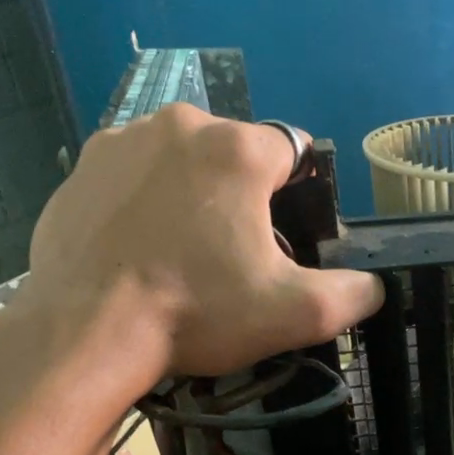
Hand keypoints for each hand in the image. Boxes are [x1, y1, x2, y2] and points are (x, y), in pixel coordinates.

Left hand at [24, 103, 381, 383]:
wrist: (86, 330)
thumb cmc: (198, 311)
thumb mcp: (299, 313)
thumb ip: (356, 294)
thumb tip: (373, 285)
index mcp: (237, 148)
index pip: (293, 150)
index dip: (300, 196)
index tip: (286, 241)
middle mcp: (180, 124)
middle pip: (236, 155)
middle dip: (245, 197)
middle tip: (235, 259)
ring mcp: (121, 141)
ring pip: (184, 163)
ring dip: (196, 196)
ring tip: (186, 257)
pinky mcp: (81, 169)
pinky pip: (135, 178)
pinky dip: (148, 205)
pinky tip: (143, 252)